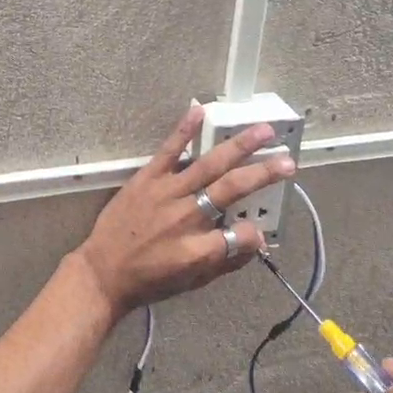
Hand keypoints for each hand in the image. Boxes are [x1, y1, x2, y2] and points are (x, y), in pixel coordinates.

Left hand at [71, 101, 295, 318]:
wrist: (103, 272)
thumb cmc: (150, 280)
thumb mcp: (192, 281)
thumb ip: (226, 260)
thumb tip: (255, 239)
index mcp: (197, 249)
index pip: (238, 236)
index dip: (253, 233)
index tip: (259, 230)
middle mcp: (185, 217)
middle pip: (231, 190)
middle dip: (263, 174)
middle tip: (289, 161)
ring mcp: (166, 193)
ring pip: (208, 165)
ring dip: (238, 146)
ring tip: (264, 130)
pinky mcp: (147, 178)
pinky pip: (169, 151)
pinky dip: (184, 130)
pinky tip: (200, 111)